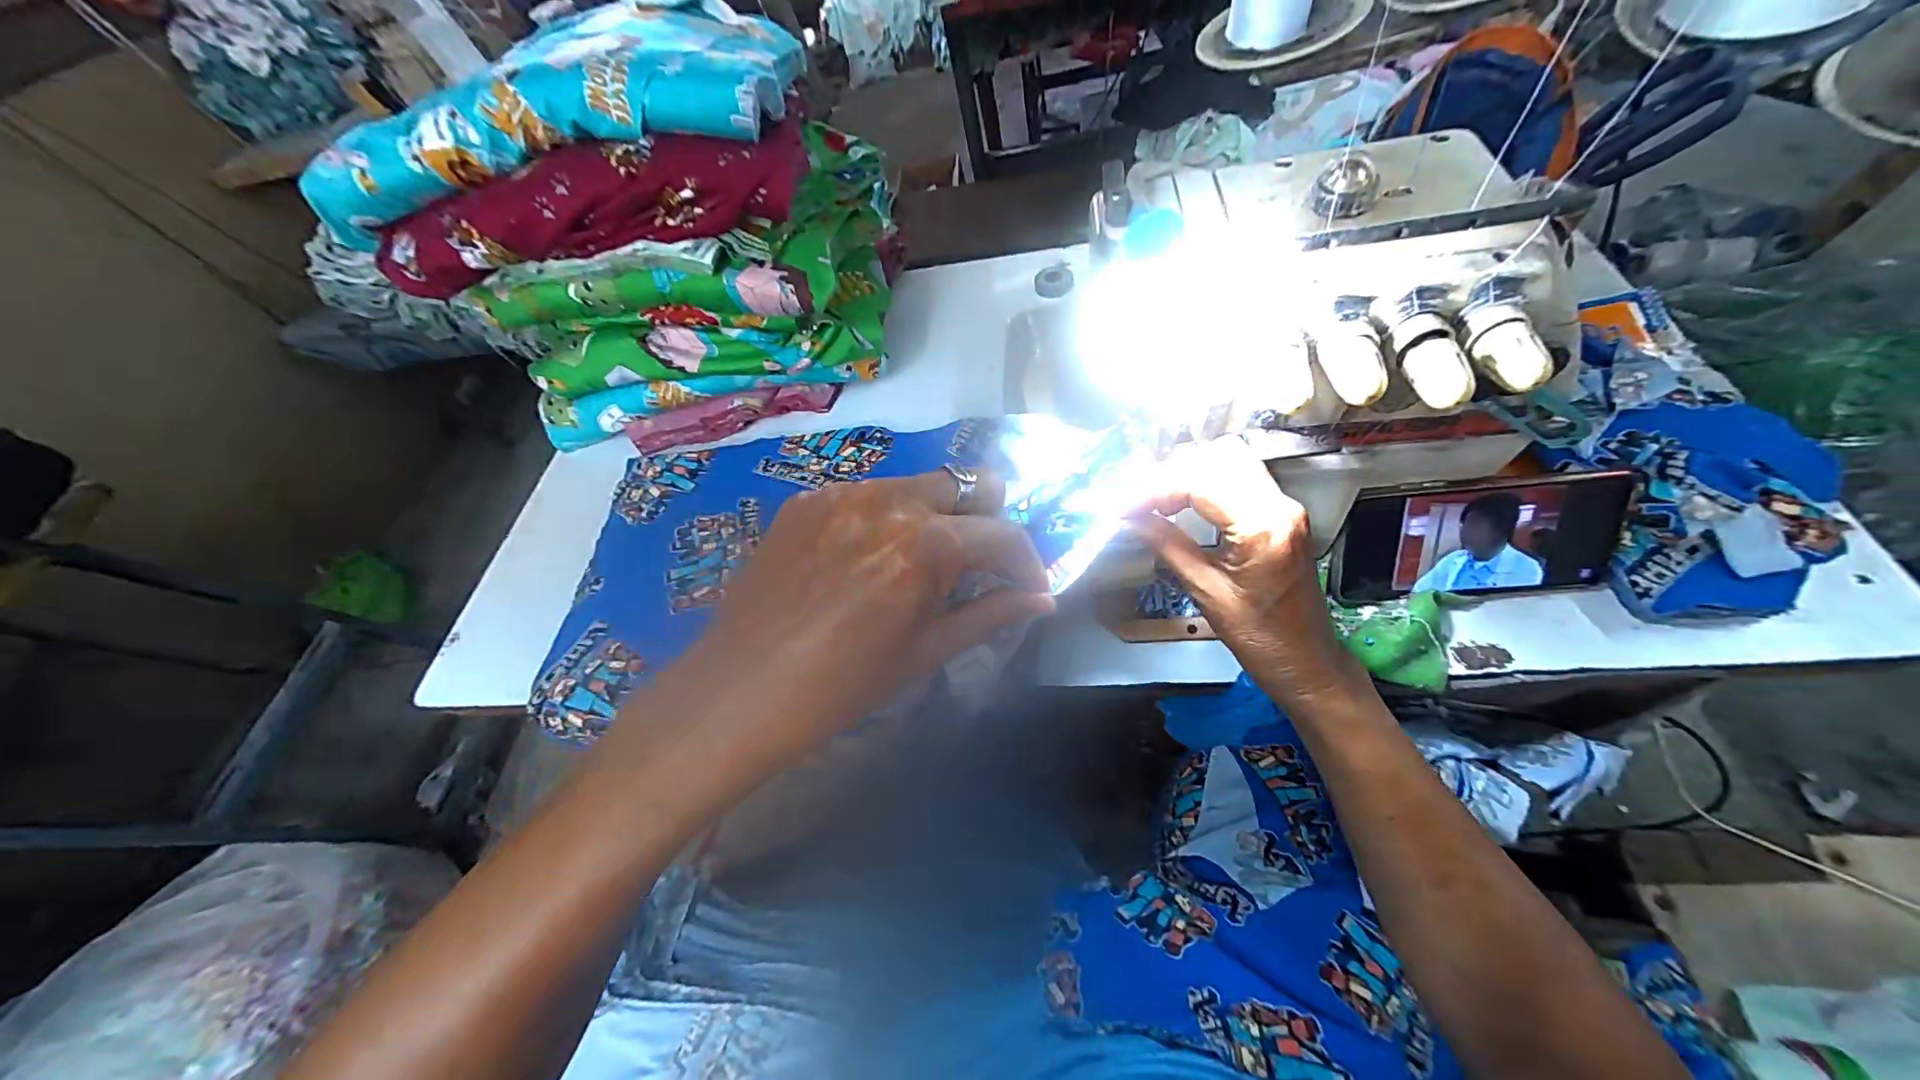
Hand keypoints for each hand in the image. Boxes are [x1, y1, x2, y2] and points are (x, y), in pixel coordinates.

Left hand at [608, 469, 1054, 783]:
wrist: (740, 690)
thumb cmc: (842, 686)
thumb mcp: (925, 653)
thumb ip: (989, 614)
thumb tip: (1042, 599)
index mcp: (924, 546)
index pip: (1002, 534)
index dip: (1027, 563)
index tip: (1029, 588)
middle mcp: (887, 502)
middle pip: (966, 484)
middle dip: (984, 524)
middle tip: (975, 569)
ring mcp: (841, 494)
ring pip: (917, 485)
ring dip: (936, 518)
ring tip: (918, 566)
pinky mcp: (806, 499)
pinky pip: (867, 494)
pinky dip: (886, 519)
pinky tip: (866, 561)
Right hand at [1127, 438, 1365, 710]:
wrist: (1307, 661)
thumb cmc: (1264, 639)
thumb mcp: (1206, 591)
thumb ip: (1167, 545)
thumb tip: (1132, 519)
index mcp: (1263, 528)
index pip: (1199, 483)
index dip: (1153, 490)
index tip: (1123, 506)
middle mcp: (1280, 507)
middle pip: (1216, 457)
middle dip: (1168, 473)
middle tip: (1135, 499)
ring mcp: (1284, 506)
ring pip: (1229, 459)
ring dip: (1186, 472)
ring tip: (1154, 499)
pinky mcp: (1281, 513)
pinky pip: (1239, 476)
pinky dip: (1204, 481)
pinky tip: (1180, 501)